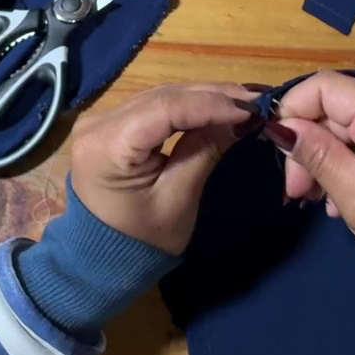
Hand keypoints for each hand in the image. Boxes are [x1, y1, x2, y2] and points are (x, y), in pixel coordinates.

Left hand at [67, 83, 259, 254]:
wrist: (101, 258)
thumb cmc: (141, 241)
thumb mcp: (178, 199)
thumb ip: (205, 150)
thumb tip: (241, 118)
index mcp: (106, 145)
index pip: (165, 108)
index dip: (210, 104)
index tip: (251, 109)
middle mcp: (98, 122)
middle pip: (162, 96)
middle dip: (212, 95)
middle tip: (256, 99)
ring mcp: (101, 119)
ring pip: (160, 96)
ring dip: (203, 96)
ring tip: (243, 100)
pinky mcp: (110, 123)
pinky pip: (153, 105)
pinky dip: (186, 104)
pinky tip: (215, 104)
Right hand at [269, 71, 354, 273]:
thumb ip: (318, 156)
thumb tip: (279, 126)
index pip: (324, 86)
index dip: (293, 111)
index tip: (281, 151)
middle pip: (334, 107)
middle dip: (309, 145)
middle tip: (298, 192)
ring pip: (348, 120)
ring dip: (327, 155)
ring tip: (321, 199)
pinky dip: (350, 155)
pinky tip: (345, 190)